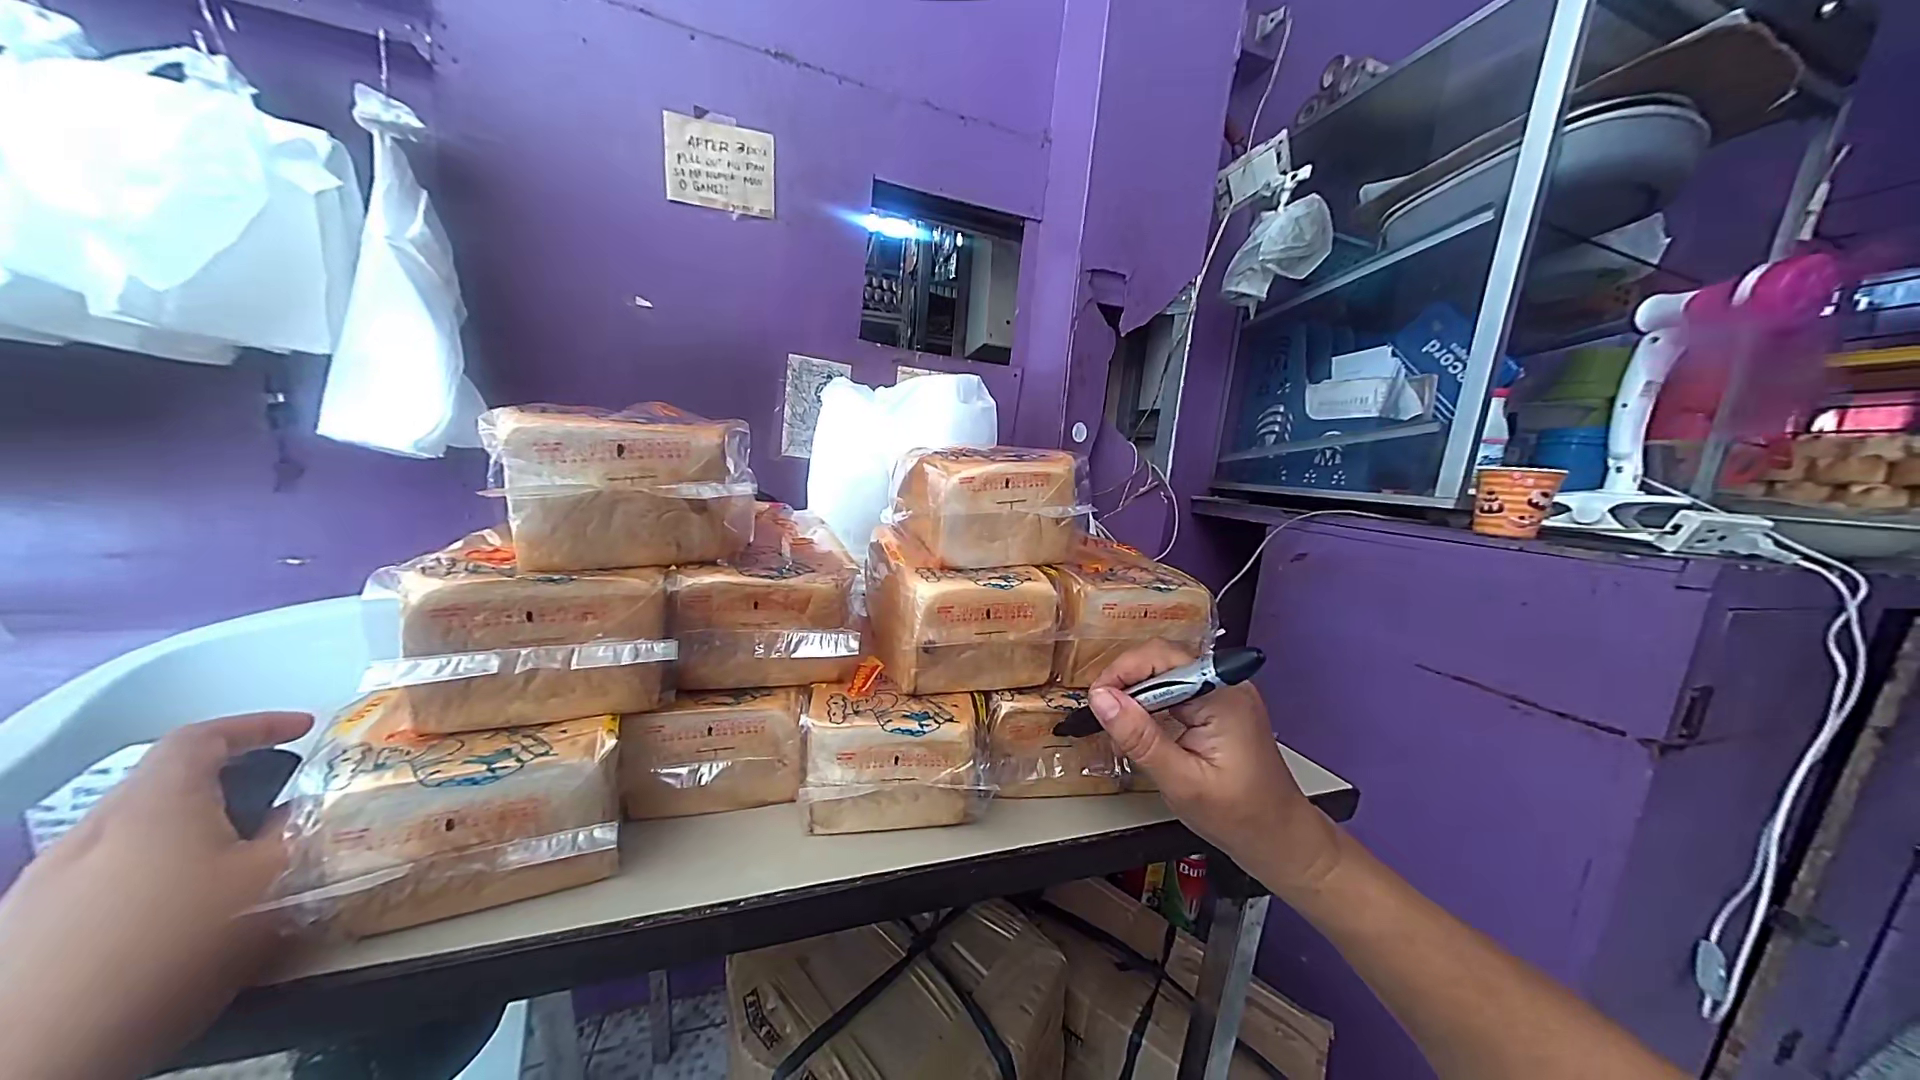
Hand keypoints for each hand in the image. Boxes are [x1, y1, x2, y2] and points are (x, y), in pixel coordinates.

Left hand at [0, 711, 312, 1079]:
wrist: (39, 1057)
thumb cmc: (174, 945)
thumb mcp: (269, 878)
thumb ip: (297, 829)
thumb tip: (308, 806)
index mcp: (154, 806)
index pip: (203, 736)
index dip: (259, 724)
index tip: (303, 727)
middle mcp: (92, 831)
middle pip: (164, 782)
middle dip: (226, 778)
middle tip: (276, 793)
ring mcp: (45, 884)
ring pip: (133, 831)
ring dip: (188, 828)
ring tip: (231, 859)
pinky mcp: (24, 930)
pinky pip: (104, 875)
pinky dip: (152, 871)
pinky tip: (174, 915)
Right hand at [1089, 641, 1341, 894]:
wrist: (1280, 839)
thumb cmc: (1240, 816)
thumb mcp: (1180, 781)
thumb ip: (1139, 737)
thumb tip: (1101, 699)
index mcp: (1223, 695)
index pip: (1161, 658)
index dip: (1122, 671)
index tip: (1095, 698)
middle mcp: (1225, 684)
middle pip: (1161, 661)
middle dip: (1126, 682)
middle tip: (1101, 713)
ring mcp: (1223, 693)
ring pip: (1165, 674)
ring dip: (1136, 695)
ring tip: (1117, 726)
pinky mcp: (1217, 706)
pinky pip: (1175, 691)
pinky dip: (1151, 705)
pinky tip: (1140, 730)